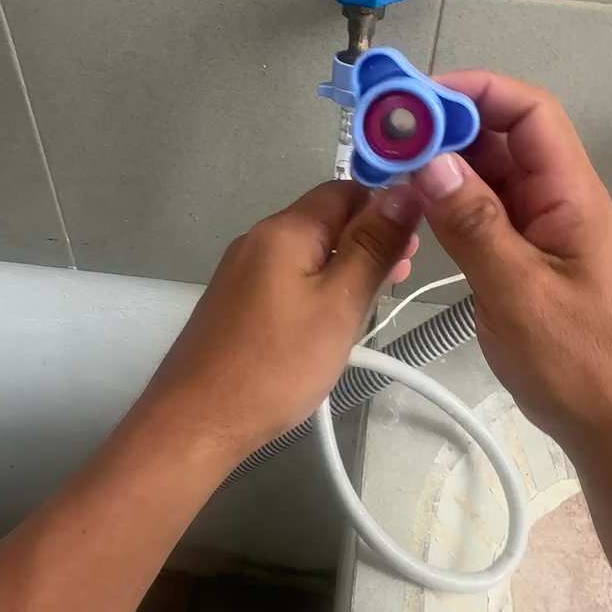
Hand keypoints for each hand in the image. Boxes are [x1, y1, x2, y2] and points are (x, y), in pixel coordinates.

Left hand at [138, 181, 422, 458]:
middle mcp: (257, 239)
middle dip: (367, 242)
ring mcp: (241, 272)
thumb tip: (405, 191)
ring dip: (344, 269)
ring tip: (372, 304)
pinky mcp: (235, 302)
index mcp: (284, 230)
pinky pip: (286, 279)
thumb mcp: (340, 304)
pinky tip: (329, 322)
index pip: (345, 190)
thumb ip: (373, 246)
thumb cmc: (278, 364)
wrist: (199, 420)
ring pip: (307, 253)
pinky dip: (315, 290)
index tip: (411, 246)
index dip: (385, 209)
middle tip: (398, 281)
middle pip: (325, 220)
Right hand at [414, 71, 611, 445]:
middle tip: (386, 132)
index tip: (418, 99)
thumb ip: (474, 225)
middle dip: (446, 125)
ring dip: (440, 162)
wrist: (606, 422)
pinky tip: (411, 205)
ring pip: (486, 174)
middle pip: (502, 138)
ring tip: (388, 162)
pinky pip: (479, 211)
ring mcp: (535, 228)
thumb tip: (432, 162)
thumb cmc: (575, 362)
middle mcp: (553, 201)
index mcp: (569, 196)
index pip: (529, 113)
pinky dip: (444, 200)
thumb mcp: (519, 292)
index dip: (477, 91)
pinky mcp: (517, 255)